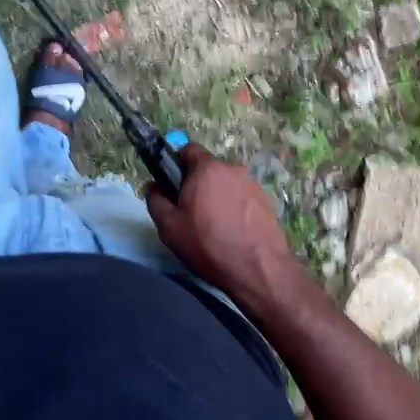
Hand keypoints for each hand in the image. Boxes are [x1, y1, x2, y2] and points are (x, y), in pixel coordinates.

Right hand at [145, 144, 307, 310]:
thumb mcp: (170, 228)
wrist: (259, 270)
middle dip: (199, 185)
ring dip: (219, 198)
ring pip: (226, 184)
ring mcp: (252, 184)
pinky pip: (243, 198)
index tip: (174, 187)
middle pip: (208, 169)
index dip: (178, 165)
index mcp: (206, 168)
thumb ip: (156, 201)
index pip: (188, 150)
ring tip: (216, 228)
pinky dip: (236, 209)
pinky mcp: (266, 201)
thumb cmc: (208, 245)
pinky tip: (234, 233)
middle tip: (192, 213)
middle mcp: (231, 168)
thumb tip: (153, 185)